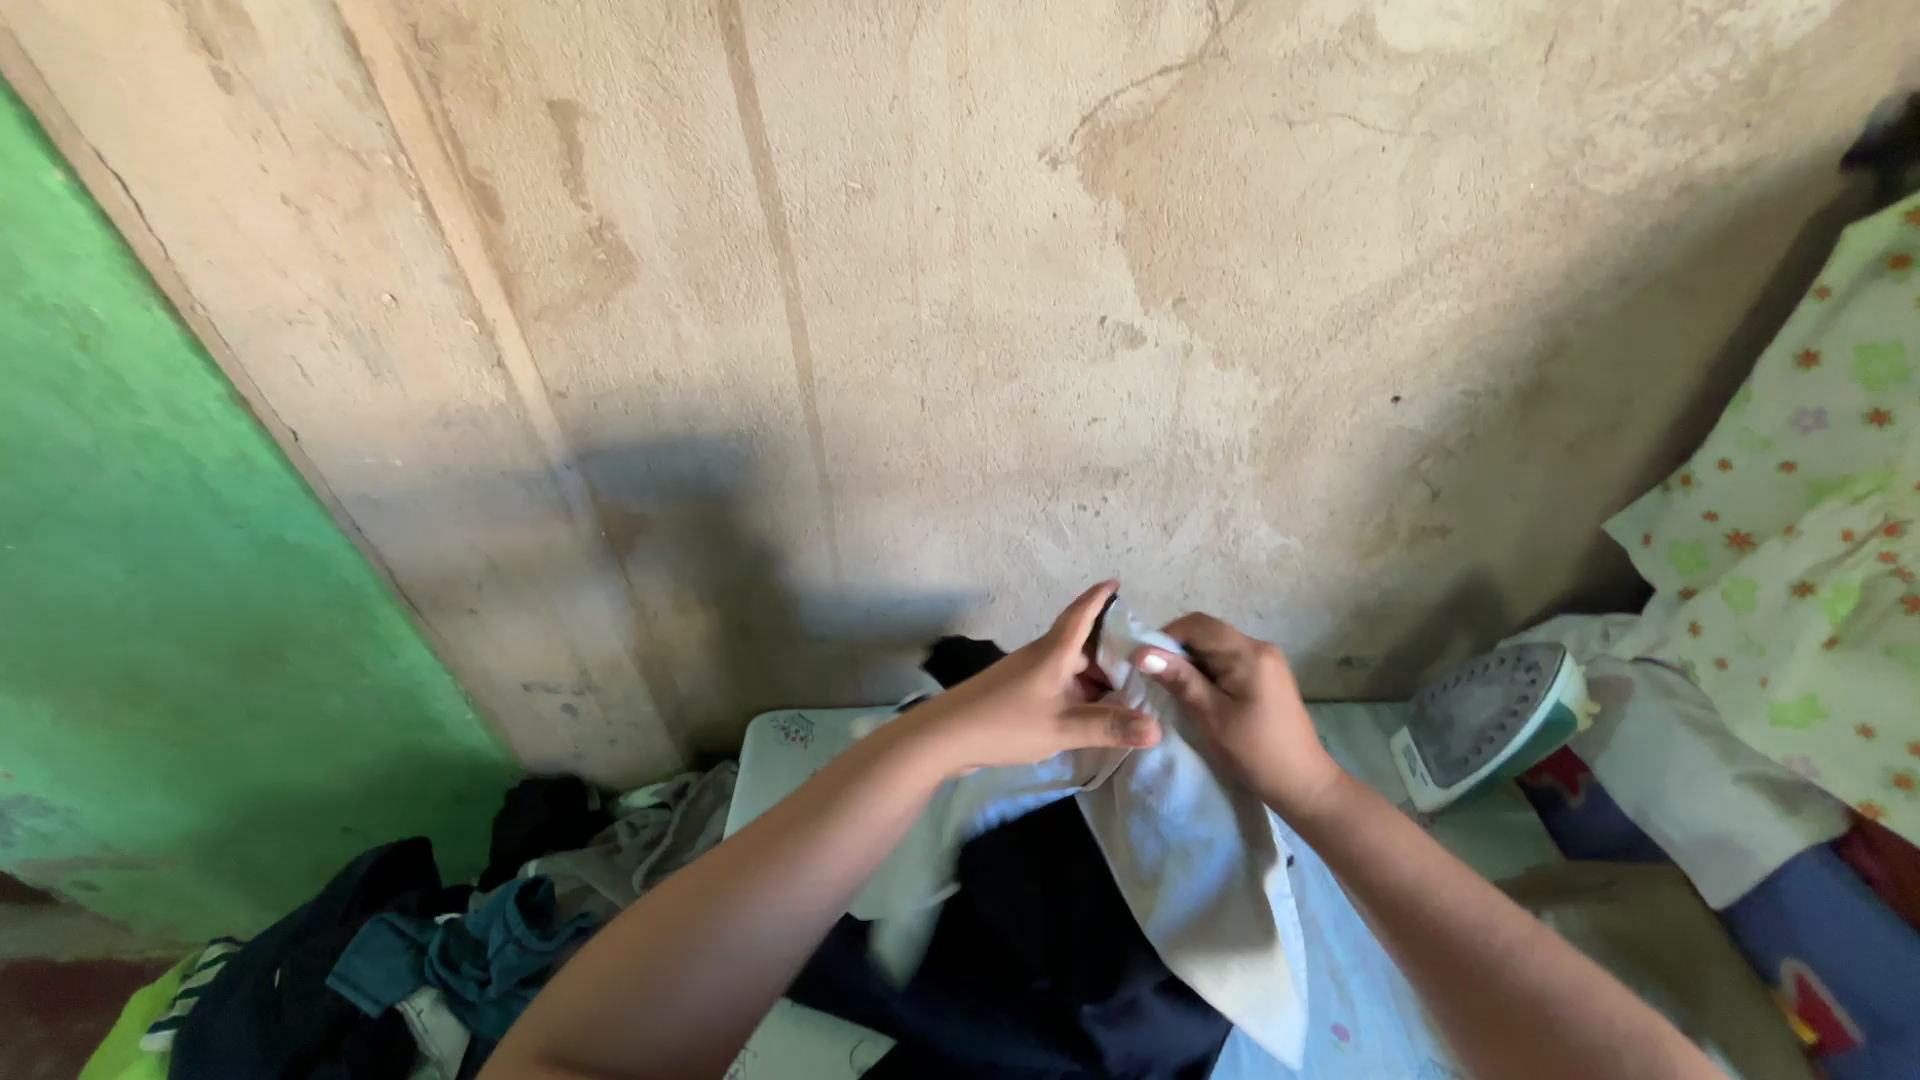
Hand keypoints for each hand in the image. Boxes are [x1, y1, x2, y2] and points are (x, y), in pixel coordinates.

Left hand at [911, 581, 1161, 774]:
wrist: (942, 737)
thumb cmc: (1004, 723)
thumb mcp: (1062, 728)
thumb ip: (1108, 727)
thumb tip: (1158, 729)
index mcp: (1053, 653)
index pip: (1081, 616)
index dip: (1099, 598)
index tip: (1116, 582)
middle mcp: (1040, 657)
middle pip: (1081, 646)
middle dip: (1111, 653)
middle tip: (1145, 666)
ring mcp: (1025, 676)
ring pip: (1069, 669)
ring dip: (1095, 678)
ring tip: (1127, 696)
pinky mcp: (1015, 695)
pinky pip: (1056, 685)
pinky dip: (1077, 694)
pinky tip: (1090, 715)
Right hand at [1133, 613, 1346, 818]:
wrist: (1302, 782)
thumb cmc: (1254, 751)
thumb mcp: (1211, 716)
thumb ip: (1179, 679)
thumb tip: (1141, 652)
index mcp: (1248, 653)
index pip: (1197, 624)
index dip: (1165, 636)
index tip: (1146, 663)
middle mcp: (1259, 647)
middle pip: (1206, 632)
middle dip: (1177, 649)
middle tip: (1157, 678)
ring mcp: (1265, 660)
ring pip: (1215, 645)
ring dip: (1190, 661)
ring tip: (1175, 689)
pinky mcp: (1265, 674)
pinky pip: (1227, 659)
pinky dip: (1206, 670)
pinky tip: (1198, 694)